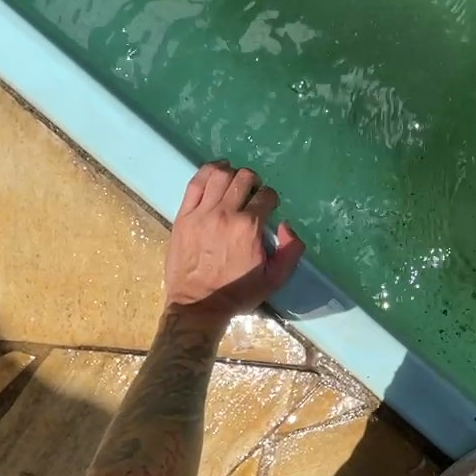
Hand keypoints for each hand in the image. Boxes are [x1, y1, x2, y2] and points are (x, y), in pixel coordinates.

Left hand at [164, 161, 304, 332]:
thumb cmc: (238, 293)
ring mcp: (202, 213)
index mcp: (250, 227)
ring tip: (234, 181)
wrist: (198, 304)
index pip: (266, 196)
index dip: (271, 198)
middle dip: (254, 181)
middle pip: (244, 178)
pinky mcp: (184, 215)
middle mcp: (226, 214)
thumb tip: (287, 226)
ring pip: (219, 175)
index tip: (268, 206)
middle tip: (253, 192)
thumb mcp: (275, 279)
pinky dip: (208, 171)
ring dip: (232, 173)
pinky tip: (216, 172)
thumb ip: (291, 250)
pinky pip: (195, 183)